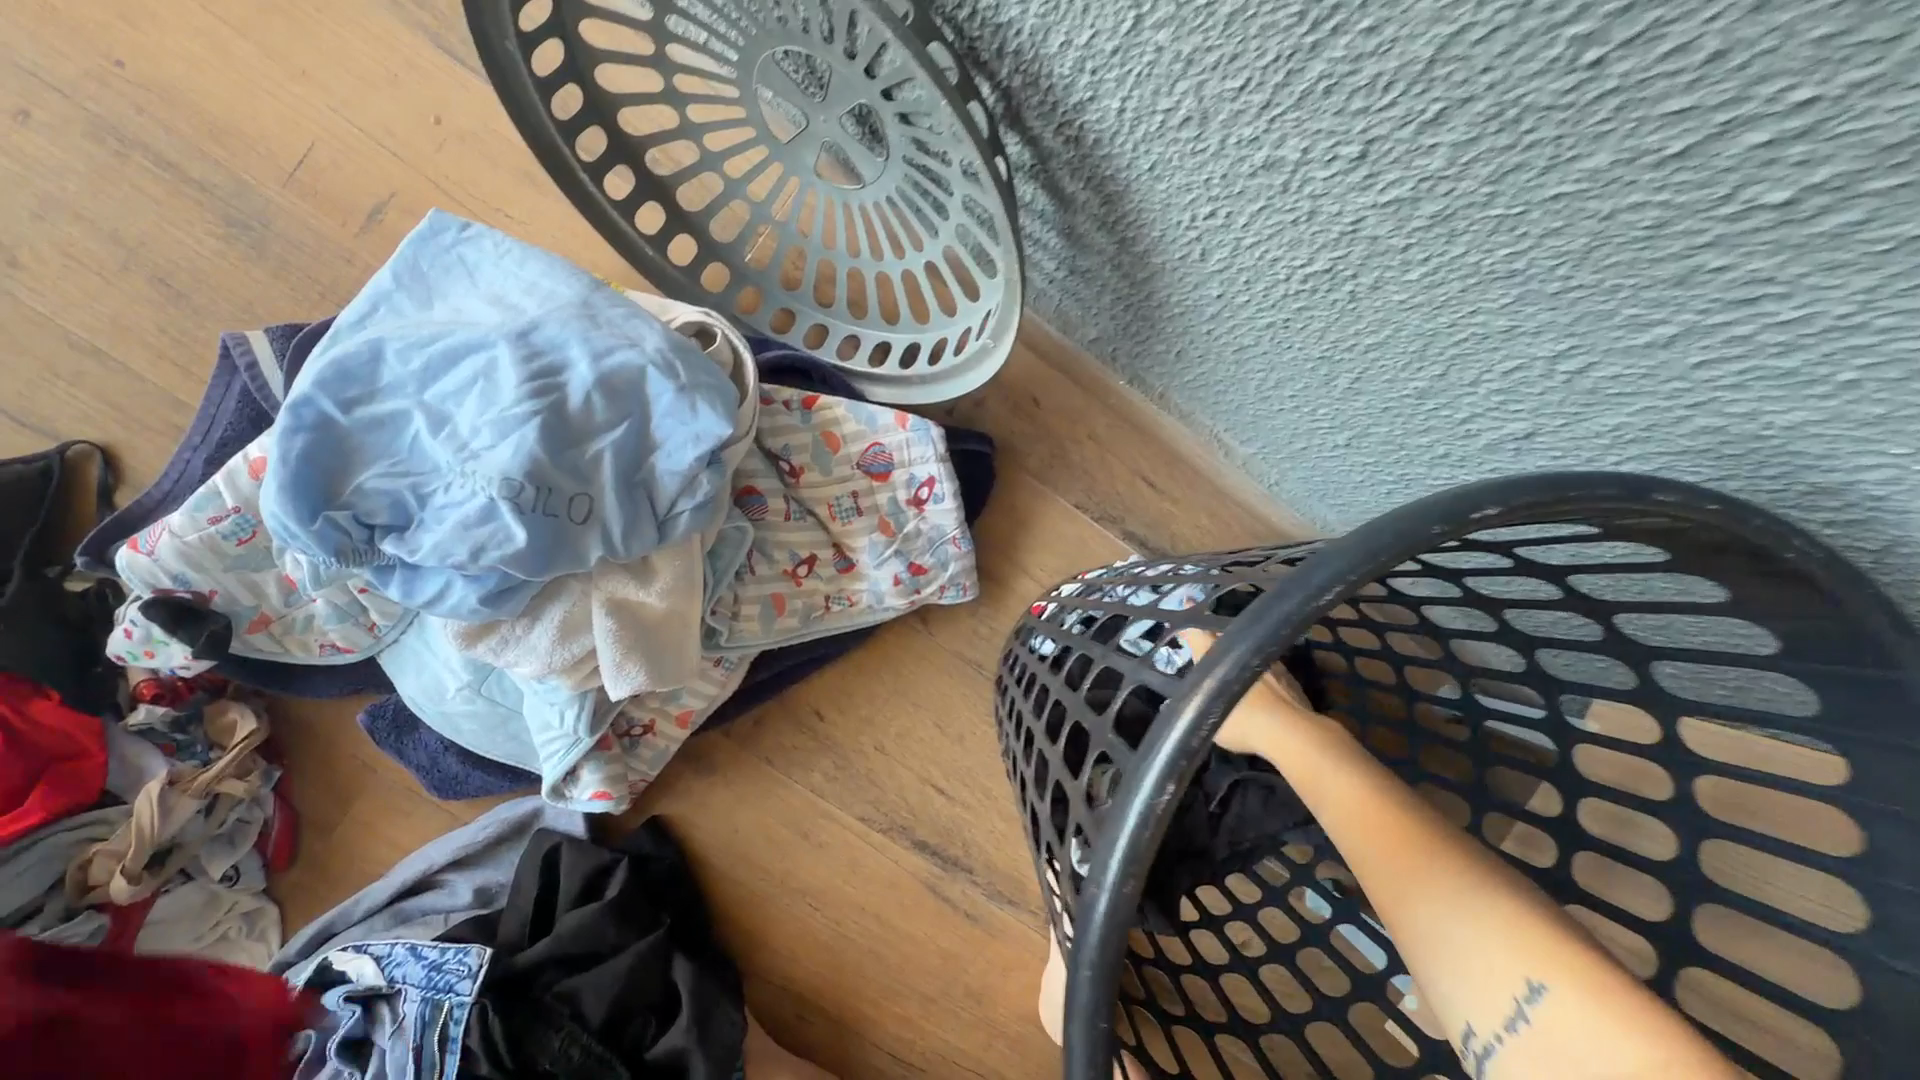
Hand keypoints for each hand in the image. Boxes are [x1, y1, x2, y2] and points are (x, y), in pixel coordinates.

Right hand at [1179, 629, 1326, 757]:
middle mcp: (1244, 651)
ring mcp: (1270, 662)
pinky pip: (1269, 670)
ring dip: (1241, 660)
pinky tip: (1261, 694)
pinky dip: (1261, 676)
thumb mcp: (1206, 717)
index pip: (1197, 634)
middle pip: (1225, 639)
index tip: (1184, 626)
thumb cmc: (1242, 722)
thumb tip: (1179, 701)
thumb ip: (1194, 704)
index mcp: (1218, 656)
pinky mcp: (1289, 677)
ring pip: (1249, 653)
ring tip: (1236, 676)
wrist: (1291, 731)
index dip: (1189, 630)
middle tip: (1208, 655)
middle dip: (1216, 643)